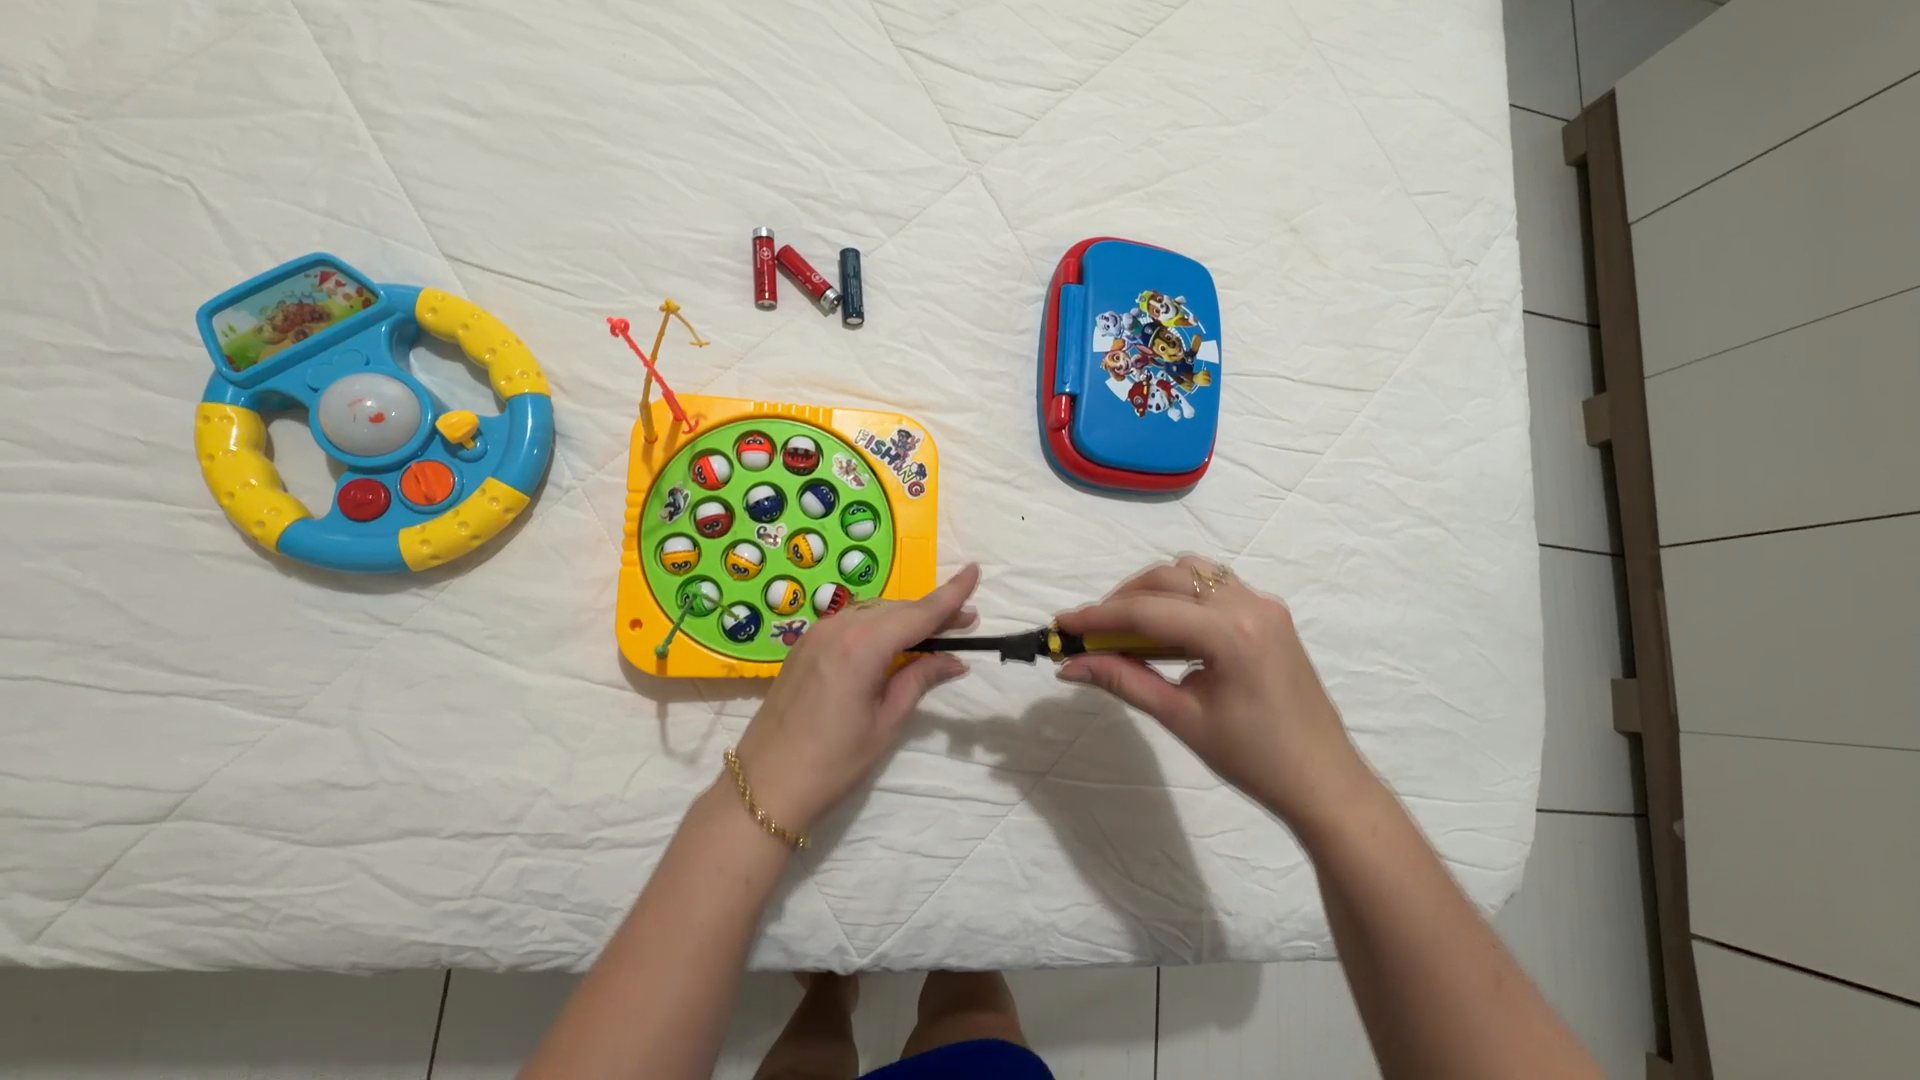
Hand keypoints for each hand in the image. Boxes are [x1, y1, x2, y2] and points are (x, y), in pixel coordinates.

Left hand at [731, 565, 980, 833]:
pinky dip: (878, 626)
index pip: (918, 613)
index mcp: (862, 646)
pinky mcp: (804, 646)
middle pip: (896, 609)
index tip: (976, 571)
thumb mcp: (885, 723)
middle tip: (967, 621)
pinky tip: (894, 641)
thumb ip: (919, 680)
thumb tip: (954, 661)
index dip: (950, 595)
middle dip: (932, 612)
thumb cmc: (833, 762)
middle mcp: (838, 628)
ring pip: (873, 612)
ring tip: (936, 632)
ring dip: (905, 618)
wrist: (765, 784)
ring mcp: (816, 634)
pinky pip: (850, 623)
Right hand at [1054, 557, 1369, 825]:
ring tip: (1126, 628)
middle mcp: (1250, 604)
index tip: (1061, 624)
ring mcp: (1265, 605)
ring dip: (1152, 591)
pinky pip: (1216, 585)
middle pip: (1167, 578)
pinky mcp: (1271, 614)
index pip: (1147, 610)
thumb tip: (1070, 666)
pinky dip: (1182, 596)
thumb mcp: (1181, 718)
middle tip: (1090, 632)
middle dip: (1122, 599)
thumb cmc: (1253, 758)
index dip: (1098, 616)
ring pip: (1192, 573)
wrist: (1322, 780)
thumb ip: (1123, 681)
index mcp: (1230, 632)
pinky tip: (1166, 629)